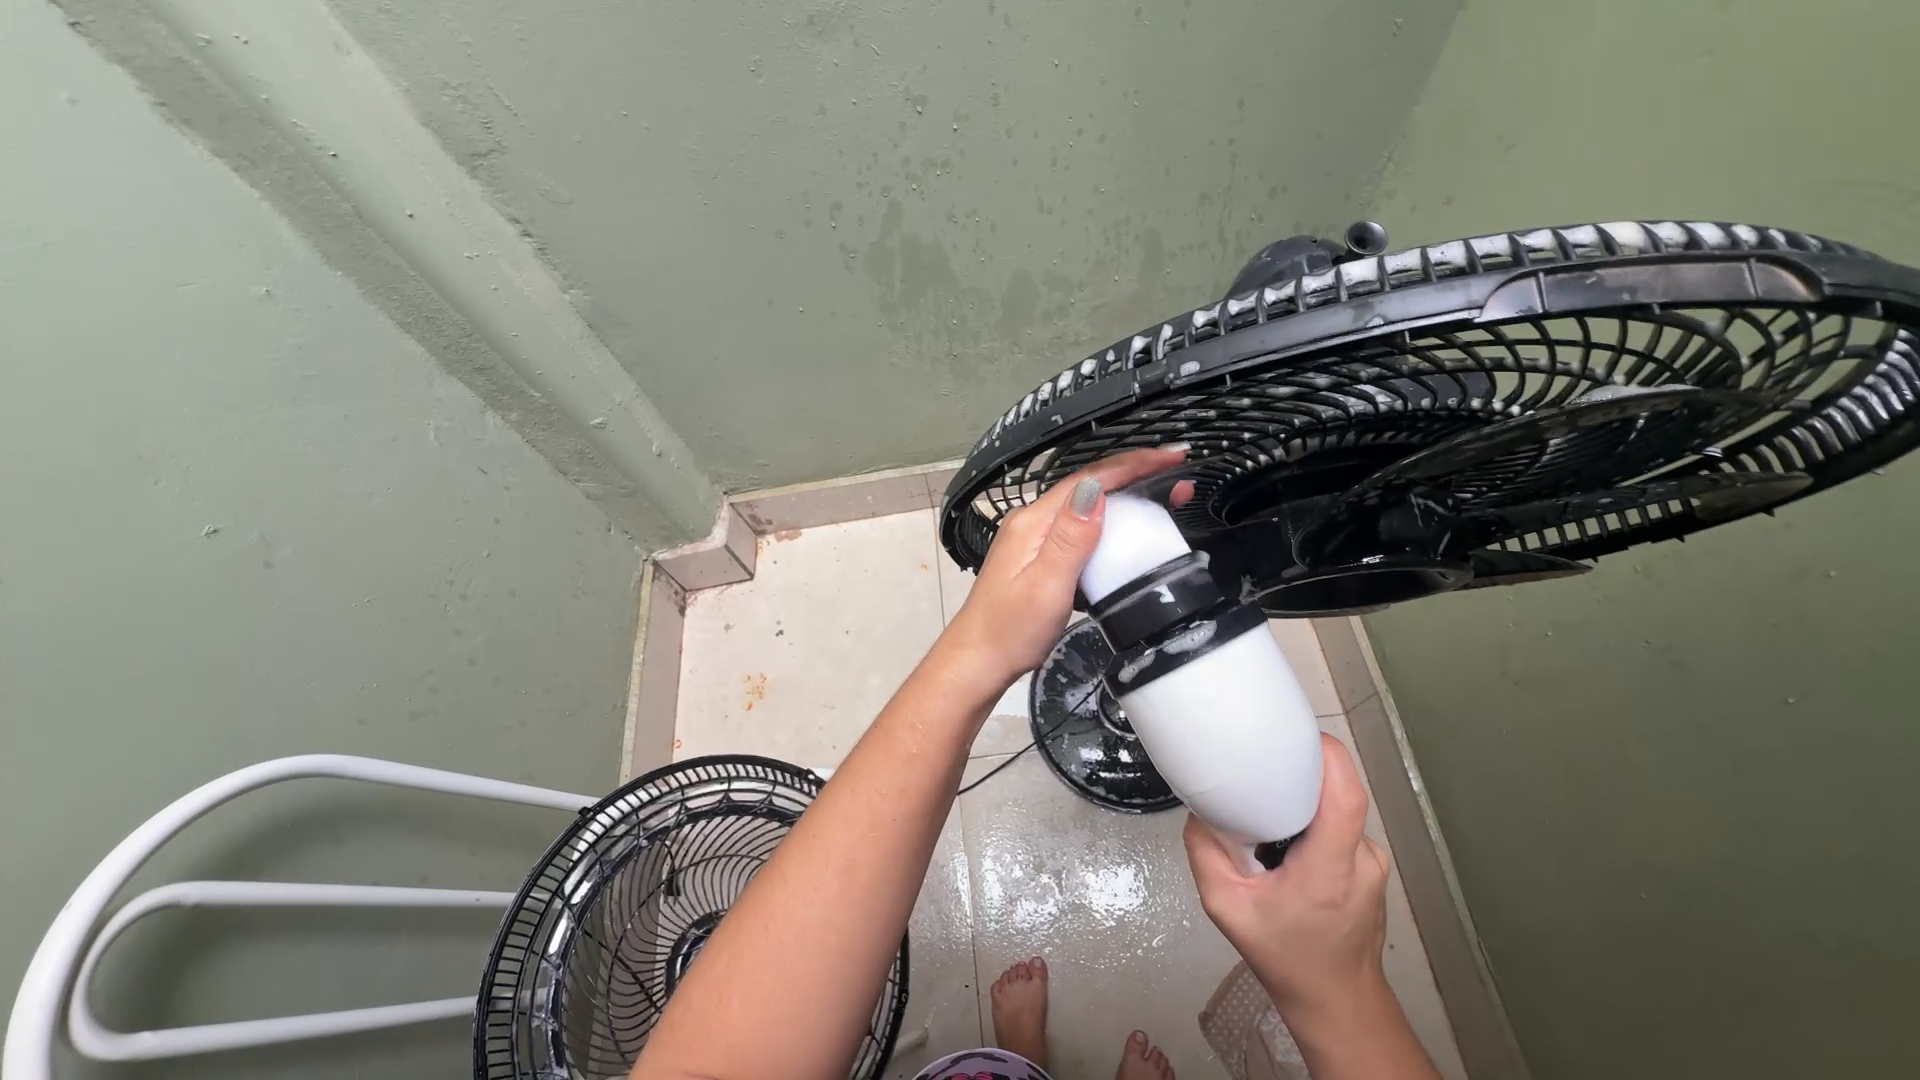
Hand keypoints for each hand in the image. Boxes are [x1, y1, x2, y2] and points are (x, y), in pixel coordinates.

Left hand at [942, 446, 1192, 688]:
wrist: (978, 661)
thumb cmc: (1010, 630)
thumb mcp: (1046, 584)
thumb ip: (1071, 537)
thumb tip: (1096, 491)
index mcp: (1034, 522)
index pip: (1090, 480)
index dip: (1134, 464)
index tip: (1172, 457)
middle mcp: (1033, 522)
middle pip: (1090, 488)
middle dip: (1137, 477)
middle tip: (1179, 479)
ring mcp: (1034, 540)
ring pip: (1087, 508)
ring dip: (1127, 500)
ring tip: (1164, 499)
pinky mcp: (1039, 558)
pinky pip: (1081, 530)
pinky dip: (1110, 525)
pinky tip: (1127, 533)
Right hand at [1184, 734, 1391, 1014]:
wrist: (1336, 999)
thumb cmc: (1283, 955)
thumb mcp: (1225, 908)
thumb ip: (1205, 854)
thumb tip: (1199, 809)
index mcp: (1329, 869)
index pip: (1345, 796)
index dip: (1327, 756)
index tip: (1294, 733)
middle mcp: (1362, 858)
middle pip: (1338, 793)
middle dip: (1301, 771)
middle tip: (1260, 764)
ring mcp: (1374, 860)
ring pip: (1337, 808)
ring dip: (1305, 800)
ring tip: (1267, 803)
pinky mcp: (1372, 864)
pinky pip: (1341, 824)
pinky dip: (1314, 819)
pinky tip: (1288, 834)